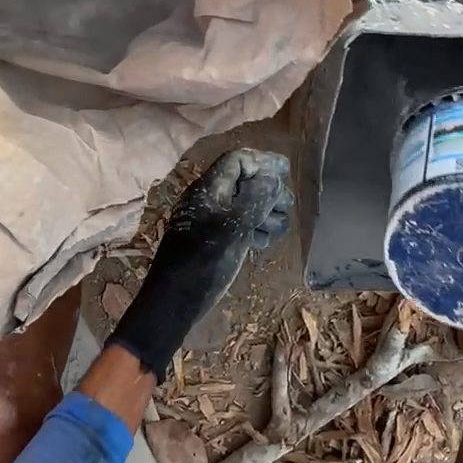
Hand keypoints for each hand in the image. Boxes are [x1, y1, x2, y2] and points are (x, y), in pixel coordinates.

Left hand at [106, 149, 290, 377]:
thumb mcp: (234, 228)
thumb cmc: (204, 262)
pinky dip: (254, 230)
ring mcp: (211, 222)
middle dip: (269, 190)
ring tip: (277, 228)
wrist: (175, 302)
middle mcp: (209, 200)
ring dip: (264, 212)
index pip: (237, 161)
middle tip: (286, 207)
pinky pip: (238, 227)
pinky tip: (262, 243)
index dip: (262, 162)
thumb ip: (255, 199)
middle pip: (244, 181)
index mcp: (209, 189)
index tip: (286, 173)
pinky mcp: (214, 242)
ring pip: (244, 206)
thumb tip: (273, 177)